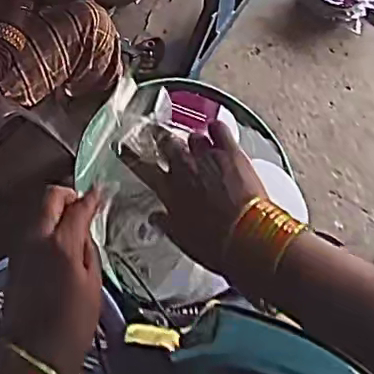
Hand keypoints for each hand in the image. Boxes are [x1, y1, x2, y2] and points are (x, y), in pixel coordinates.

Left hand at [0, 186, 104, 373]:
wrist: (33, 357)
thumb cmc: (70, 327)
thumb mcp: (93, 287)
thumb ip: (88, 249)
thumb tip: (84, 229)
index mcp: (60, 243)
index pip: (76, 205)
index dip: (91, 197)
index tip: (100, 192)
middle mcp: (36, 237)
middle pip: (50, 196)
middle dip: (68, 195)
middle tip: (83, 205)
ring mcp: (20, 246)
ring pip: (38, 211)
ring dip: (55, 210)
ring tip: (73, 224)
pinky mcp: (13, 258)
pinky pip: (31, 229)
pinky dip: (45, 226)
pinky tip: (58, 241)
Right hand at [124, 117, 266, 274]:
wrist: (248, 239)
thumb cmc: (217, 245)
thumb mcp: (183, 239)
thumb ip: (167, 224)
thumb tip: (157, 219)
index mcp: (169, 190)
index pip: (142, 167)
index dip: (131, 156)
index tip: (125, 150)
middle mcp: (184, 169)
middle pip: (166, 142)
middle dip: (163, 139)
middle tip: (164, 140)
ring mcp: (207, 157)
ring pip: (193, 136)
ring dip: (195, 140)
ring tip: (199, 144)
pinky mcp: (230, 152)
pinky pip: (219, 129)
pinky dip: (217, 128)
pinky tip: (217, 130)